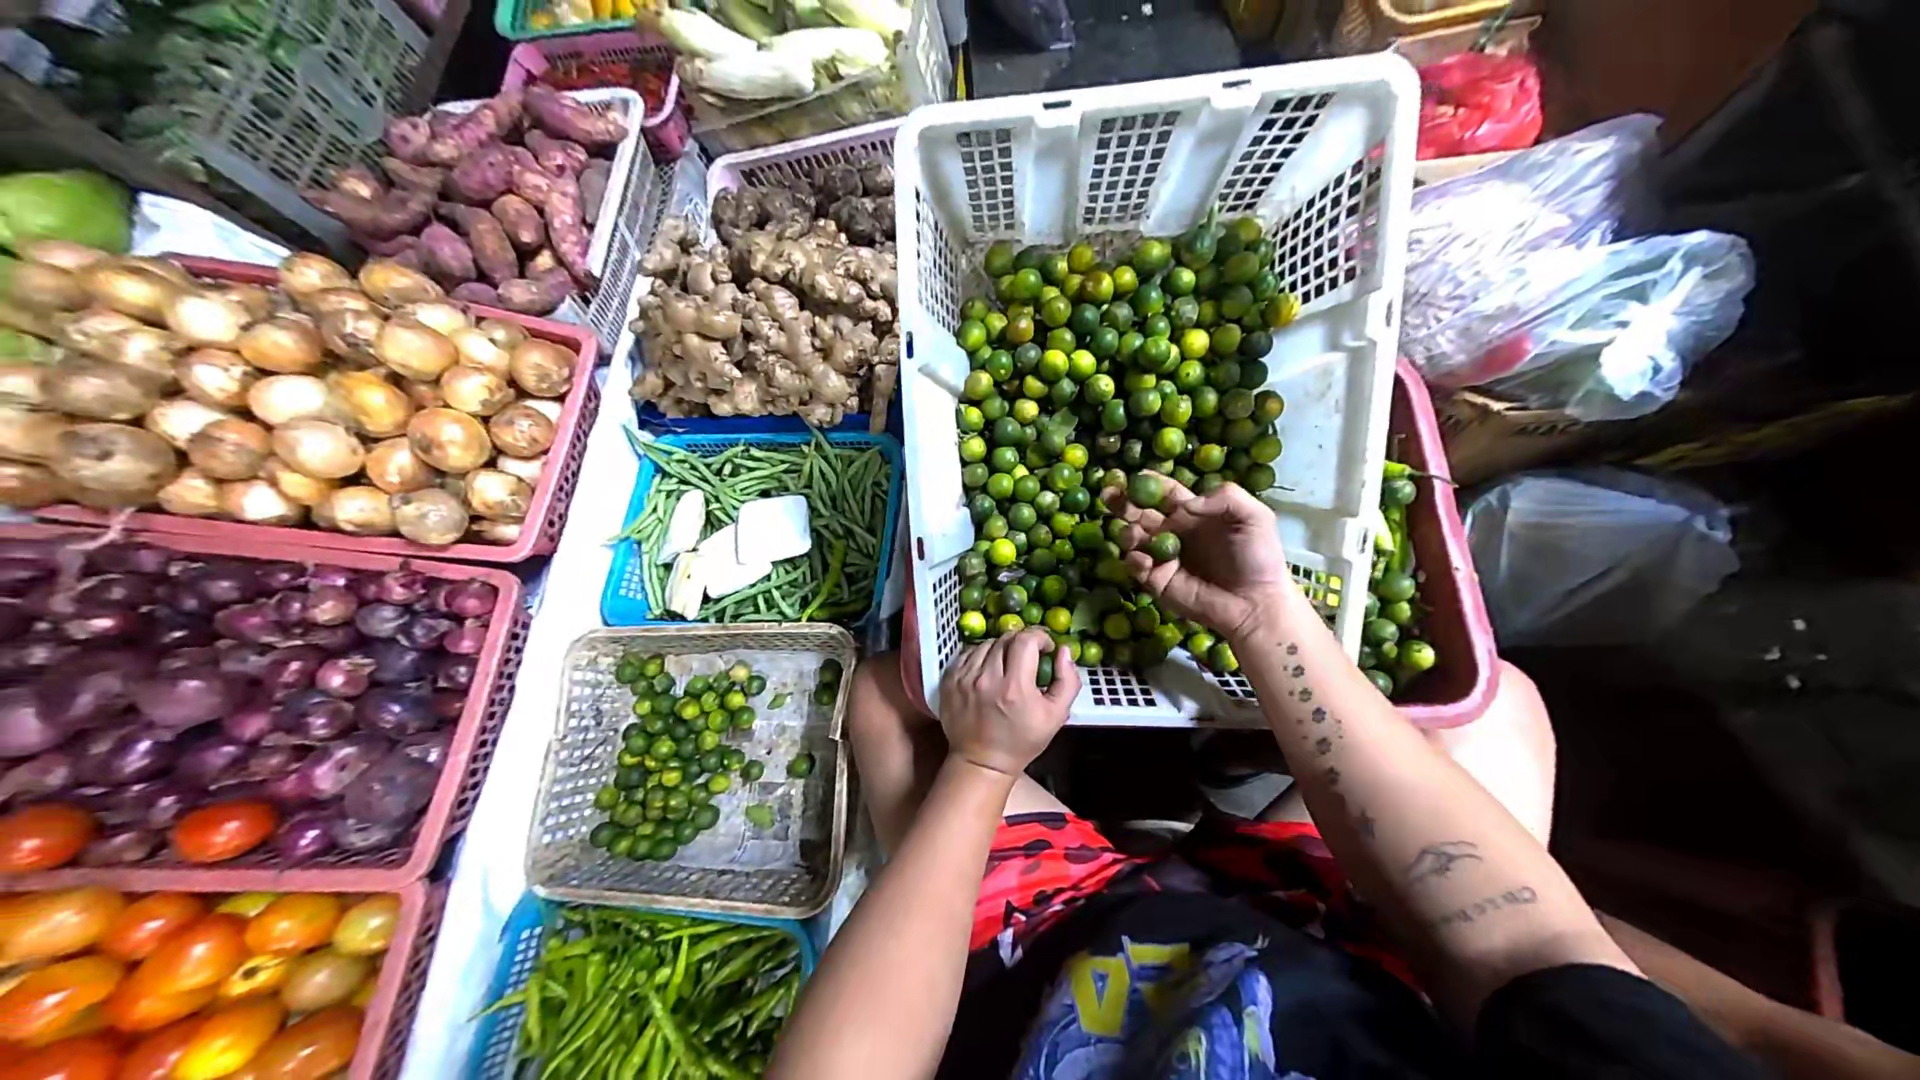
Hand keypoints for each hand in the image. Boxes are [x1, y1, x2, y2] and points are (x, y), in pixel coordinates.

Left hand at [938, 629, 1079, 777]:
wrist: (981, 762)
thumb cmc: (1021, 741)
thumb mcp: (1056, 716)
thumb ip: (1067, 682)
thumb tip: (1063, 650)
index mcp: (1015, 687)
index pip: (1025, 641)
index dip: (1039, 637)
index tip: (1045, 647)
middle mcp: (986, 678)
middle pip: (1006, 639)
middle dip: (1022, 642)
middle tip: (1029, 655)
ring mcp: (964, 678)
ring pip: (986, 644)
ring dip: (1001, 648)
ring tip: (1008, 663)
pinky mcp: (949, 680)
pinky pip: (968, 654)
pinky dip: (982, 656)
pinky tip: (989, 668)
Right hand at [1104, 474, 1294, 642]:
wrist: (1255, 602)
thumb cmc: (1258, 557)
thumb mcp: (1254, 516)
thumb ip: (1224, 496)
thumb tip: (1183, 505)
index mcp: (1192, 513)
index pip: (1162, 493)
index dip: (1146, 483)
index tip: (1130, 476)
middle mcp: (1172, 531)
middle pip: (1138, 512)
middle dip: (1122, 502)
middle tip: (1108, 495)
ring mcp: (1162, 556)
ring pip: (1131, 537)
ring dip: (1125, 531)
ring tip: (1133, 534)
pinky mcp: (1156, 580)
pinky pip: (1135, 565)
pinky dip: (1132, 559)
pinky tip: (1142, 558)